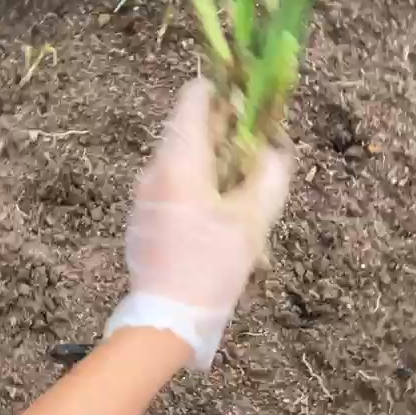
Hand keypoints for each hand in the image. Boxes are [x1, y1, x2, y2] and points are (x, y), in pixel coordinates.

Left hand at [107, 78, 292, 370]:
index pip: (196, 95)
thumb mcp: (252, 219)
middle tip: (255, 161)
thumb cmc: (210, 269)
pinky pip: (171, 192)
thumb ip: (270, 172)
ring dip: (213, 170)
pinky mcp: (141, 223)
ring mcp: (142, 198)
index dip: (228, 94)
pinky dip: (195, 194)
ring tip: (239, 200)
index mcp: (178, 160)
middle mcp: (153, 171)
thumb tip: (274, 149)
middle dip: (227, 138)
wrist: (165, 321)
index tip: (253, 112)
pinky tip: (215, 225)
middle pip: (190, 131)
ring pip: (182, 164)